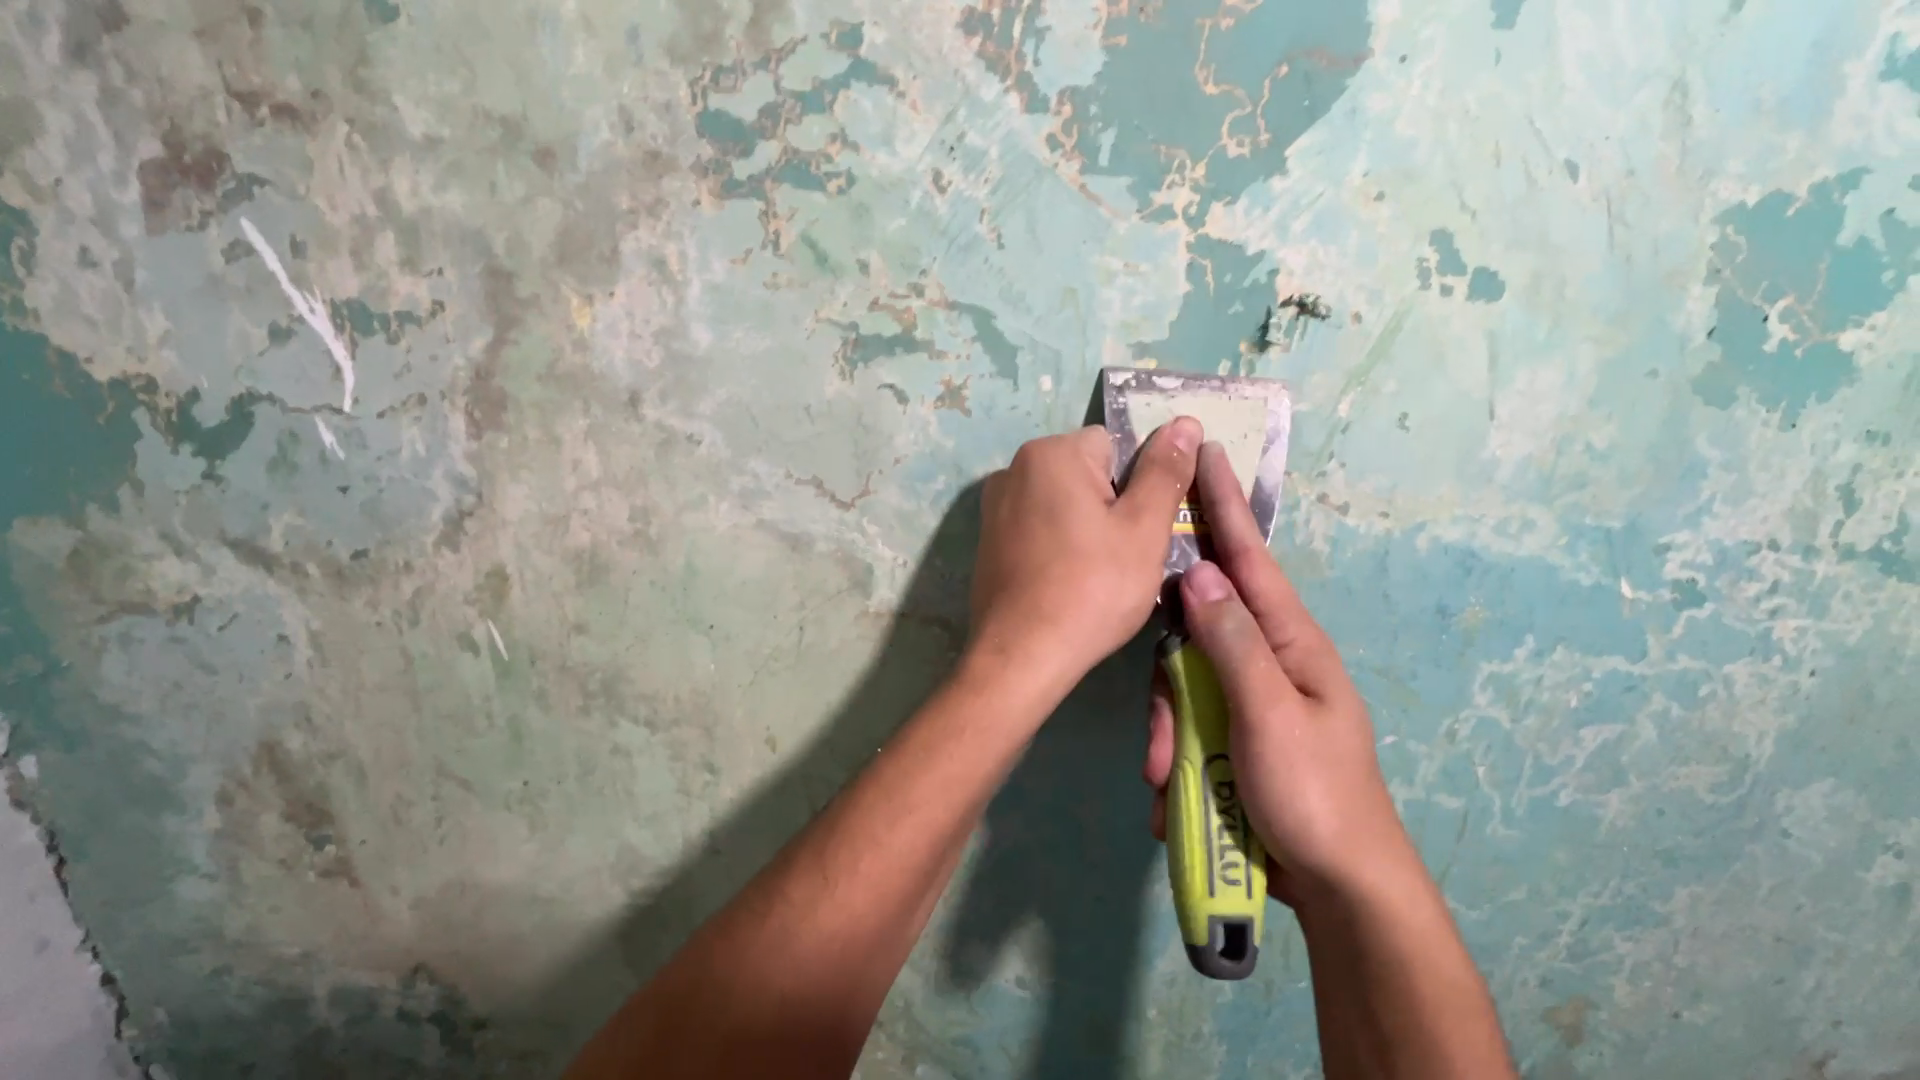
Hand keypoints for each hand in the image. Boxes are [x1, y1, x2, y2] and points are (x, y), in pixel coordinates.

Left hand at [969, 418, 1201, 688]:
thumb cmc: (1091, 589)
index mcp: (1050, 453)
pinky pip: (1040, 530)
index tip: (1144, 528)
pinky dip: (1059, 548)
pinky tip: (1069, 584)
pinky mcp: (988, 542)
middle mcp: (1013, 469)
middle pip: (1088, 473)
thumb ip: (1165, 471)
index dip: (1140, 485)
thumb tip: (1185, 423)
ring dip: (1087, 529)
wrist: (1021, 656)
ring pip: (1064, 505)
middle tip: (1127, 556)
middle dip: (1113, 507)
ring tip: (1100, 576)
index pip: (1116, 445)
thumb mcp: (1144, 529)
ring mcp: (995, 507)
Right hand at [1144, 443, 1417, 905]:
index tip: (1202, 451)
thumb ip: (1231, 642)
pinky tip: (1177, 802)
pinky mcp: (1236, 734)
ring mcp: (1252, 698)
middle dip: (1170, 691)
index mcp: (1291, 641)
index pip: (1248, 558)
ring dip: (1170, 741)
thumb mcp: (1268, 715)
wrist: (1342, 887)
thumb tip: (1197, 574)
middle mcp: (1269, 659)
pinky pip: (1190, 727)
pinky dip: (1178, 763)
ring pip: (1185, 688)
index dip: (1223, 504)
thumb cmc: (1315, 794)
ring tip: (1171, 792)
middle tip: (1163, 750)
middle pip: (1197, 636)